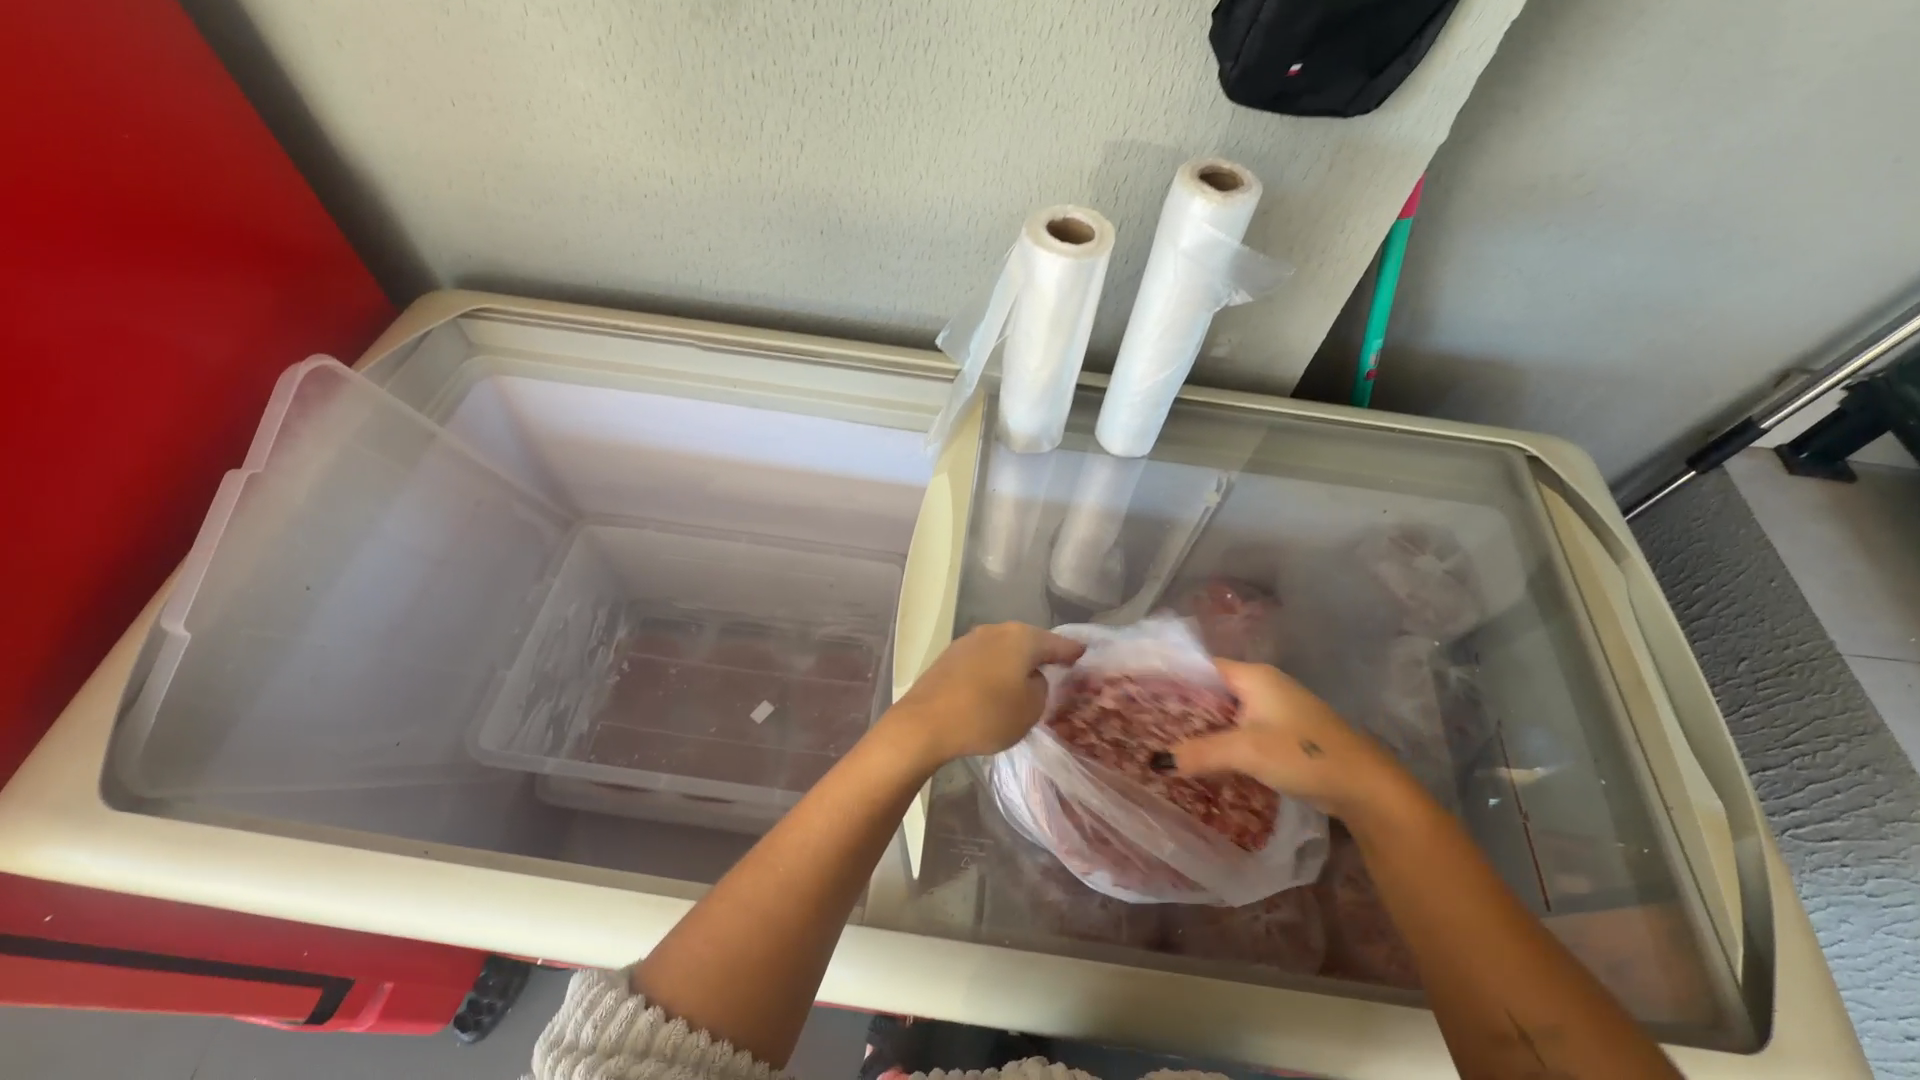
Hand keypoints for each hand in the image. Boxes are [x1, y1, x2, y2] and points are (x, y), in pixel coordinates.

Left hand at [881, 622, 1084, 767]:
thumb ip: (1040, 688)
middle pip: (1027, 641)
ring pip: (1002, 649)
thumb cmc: (986, 715)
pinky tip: (996, 685)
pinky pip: (983, 660)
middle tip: (1057, 666)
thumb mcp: (1030, 708)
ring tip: (1026, 678)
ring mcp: (968, 641)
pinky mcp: (949, 657)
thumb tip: (1030, 678)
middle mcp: (995, 631)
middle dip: (1041, 653)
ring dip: (1014, 662)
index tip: (1083, 653)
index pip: (1055, 643)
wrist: (925, 723)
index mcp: (1021, 638)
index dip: (1071, 651)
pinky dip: (994, 670)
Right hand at [1168, 658, 1417, 820]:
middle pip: (1210, 690)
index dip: (1170, 677)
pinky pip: (1238, 731)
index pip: (1201, 666)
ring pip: (1224, 714)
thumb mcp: (1247, 751)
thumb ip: (1199, 753)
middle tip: (1143, 722)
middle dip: (1180, 707)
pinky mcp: (1281, 736)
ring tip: (1161, 741)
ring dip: (1199, 727)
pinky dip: (1218, 741)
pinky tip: (1198, 759)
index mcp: (1254, 677)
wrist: (1364, 786)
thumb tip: (1156, 761)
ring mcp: (1274, 712)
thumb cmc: (1304, 754)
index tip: (1138, 693)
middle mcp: (1263, 686)